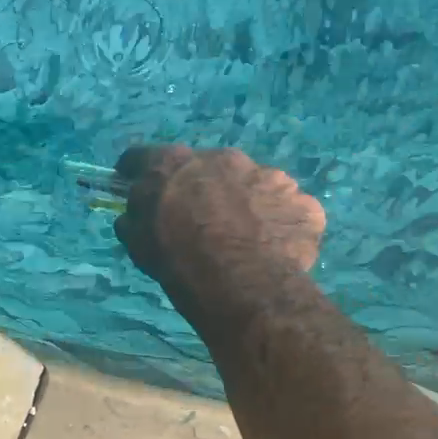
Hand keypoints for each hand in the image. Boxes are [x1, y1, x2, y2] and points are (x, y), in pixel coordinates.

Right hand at [115, 145, 326, 309]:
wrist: (239, 281)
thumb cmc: (173, 253)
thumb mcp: (132, 235)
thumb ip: (136, 212)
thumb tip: (142, 211)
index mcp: (171, 162)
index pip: (141, 157)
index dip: (136, 172)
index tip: (135, 187)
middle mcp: (220, 158)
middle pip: (204, 165)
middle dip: (198, 183)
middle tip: (194, 213)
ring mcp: (270, 177)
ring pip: (250, 183)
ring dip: (241, 198)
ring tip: (239, 230)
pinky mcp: (304, 202)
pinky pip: (284, 206)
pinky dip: (274, 218)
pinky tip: (268, 242)